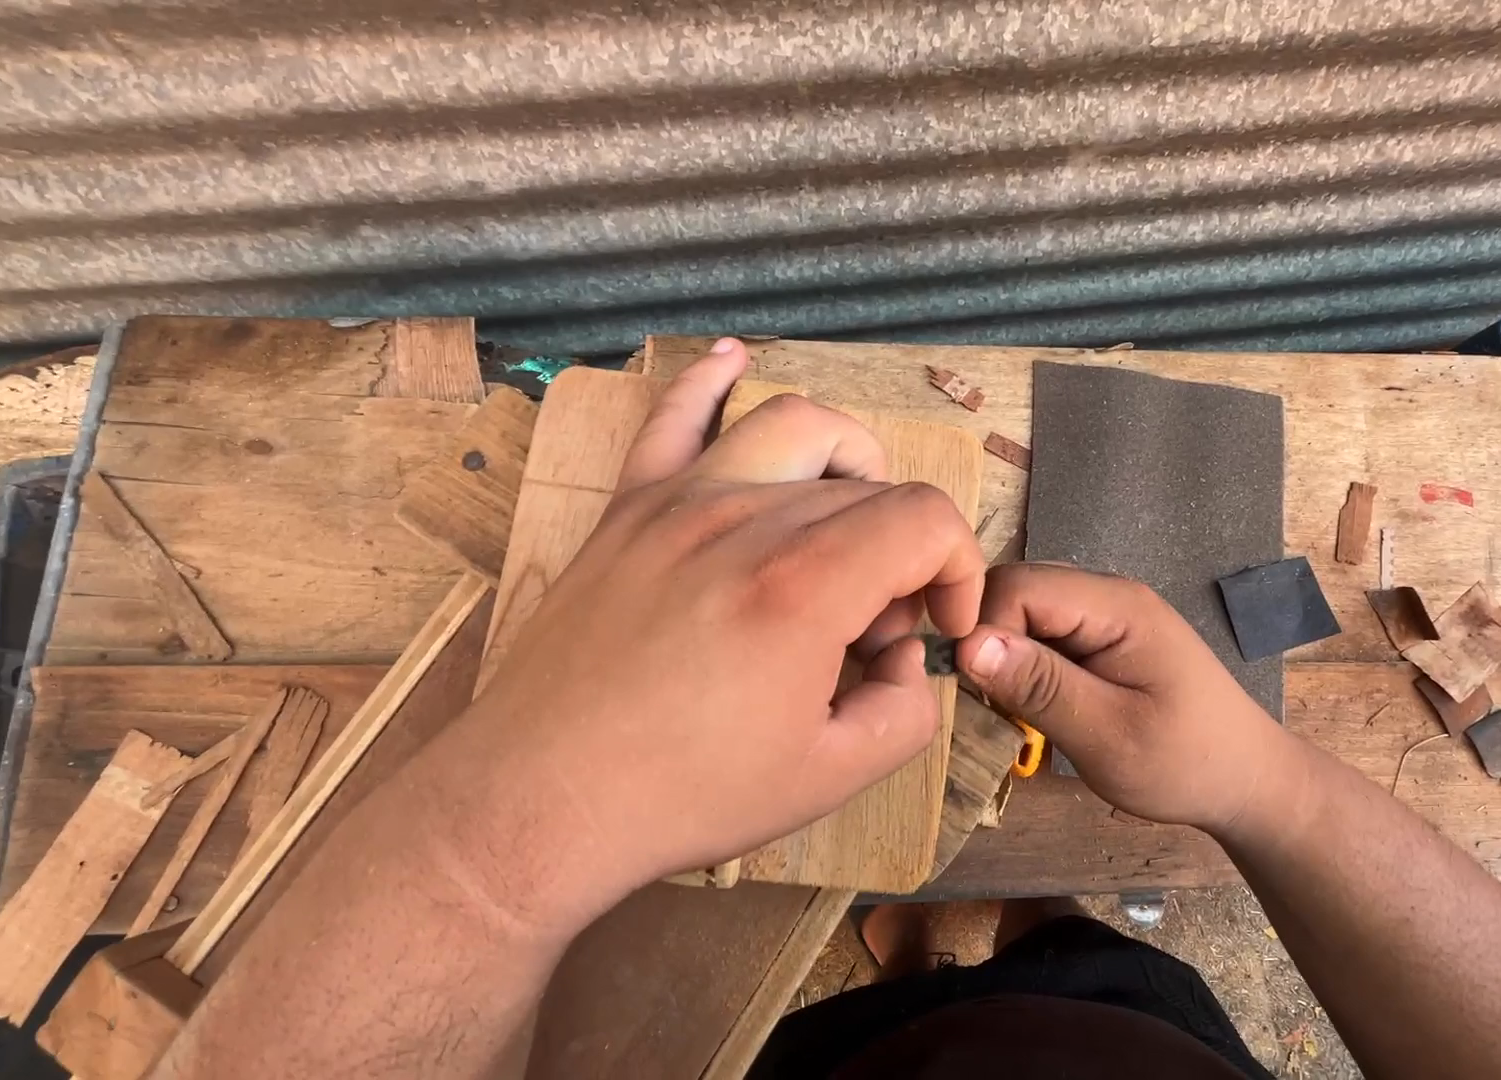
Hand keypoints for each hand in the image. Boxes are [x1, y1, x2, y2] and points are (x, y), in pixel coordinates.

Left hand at [453, 340, 983, 928]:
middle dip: (904, 554)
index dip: (961, 567)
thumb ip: (908, 707)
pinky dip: (711, 379)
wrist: (539, 801)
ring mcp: (680, 500)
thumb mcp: (833, 775)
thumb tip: (904, 653)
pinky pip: (674, 415)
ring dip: (852, 465)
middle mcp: (746, 519)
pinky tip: (733, 360)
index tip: (942, 624)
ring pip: (798, 427)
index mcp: (804, 585)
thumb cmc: (686, 794)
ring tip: (847, 521)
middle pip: (872, 488)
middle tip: (875, 627)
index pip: (926, 518)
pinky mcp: (630, 507)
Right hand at [956, 563, 1286, 833]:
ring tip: (1014, 710)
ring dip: (1006, 658)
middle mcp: (1107, 595)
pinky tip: (1034, 705)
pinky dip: (1025, 667)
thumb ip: (1040, 687)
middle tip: (995, 706)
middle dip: (989, 643)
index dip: (983, 630)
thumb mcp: (1109, 735)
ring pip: (1024, 612)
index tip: (979, 691)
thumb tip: (966, 646)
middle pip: (1016, 591)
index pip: (1018, 586)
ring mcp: (1105, 615)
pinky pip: (1043, 634)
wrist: (1246, 781)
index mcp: (1116, 606)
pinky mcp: (1102, 638)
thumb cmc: (1186, 764)